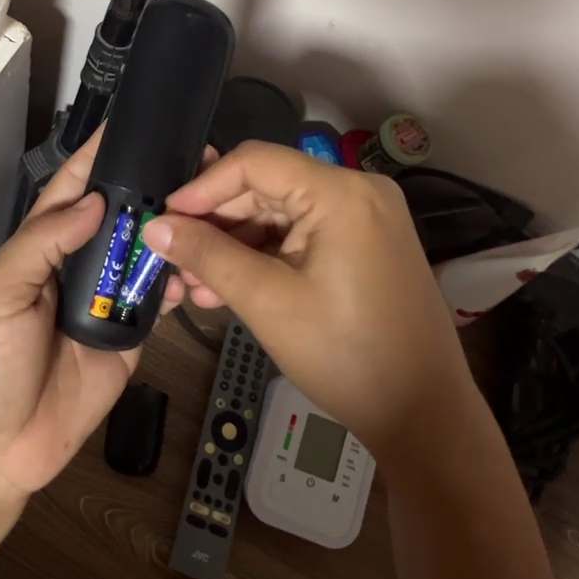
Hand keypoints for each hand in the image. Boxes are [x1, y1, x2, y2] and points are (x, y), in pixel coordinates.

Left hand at [0, 128, 174, 578]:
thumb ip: (44, 242)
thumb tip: (96, 201)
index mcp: (37, 248)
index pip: (69, 191)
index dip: (95, 158)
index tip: (127, 126)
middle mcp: (74, 266)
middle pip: (116, 219)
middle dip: (146, 191)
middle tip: (191, 163)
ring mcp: (103, 302)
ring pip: (141, 255)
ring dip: (168, 234)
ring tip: (203, 209)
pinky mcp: (128, 337)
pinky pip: (156, 301)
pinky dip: (175, 284)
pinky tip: (193, 269)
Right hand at [142, 140, 460, 456]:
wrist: (424, 416)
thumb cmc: (345, 354)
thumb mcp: (267, 301)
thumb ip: (207, 255)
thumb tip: (154, 228)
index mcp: (340, 192)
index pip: (254, 162)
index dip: (202, 187)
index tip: (163, 220)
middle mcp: (357, 191)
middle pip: (266, 187)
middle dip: (216, 224)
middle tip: (175, 261)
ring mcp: (365, 218)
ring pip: (280, 214)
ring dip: (236, 246)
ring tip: (197, 286)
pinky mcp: (365, 245)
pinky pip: (302, 235)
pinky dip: (266, 258)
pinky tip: (230, 288)